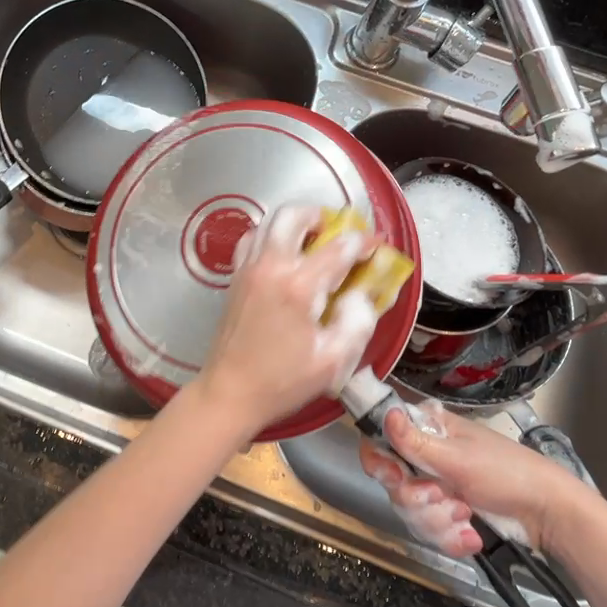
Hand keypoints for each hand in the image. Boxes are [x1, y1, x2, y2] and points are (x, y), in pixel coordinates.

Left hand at [191, 204, 381, 435]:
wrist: (229, 392)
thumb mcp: (334, 361)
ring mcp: (248, 267)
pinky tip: (283, 255)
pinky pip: (252, 237)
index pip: (338, 248)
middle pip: (295, 215)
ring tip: (314, 241)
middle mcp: (270, 265)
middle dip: (321, 216)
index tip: (376, 245)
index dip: (363, 242)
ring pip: (270, 220)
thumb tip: (363, 293)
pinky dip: (270, 235)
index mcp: (298, 286)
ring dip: (295, 222)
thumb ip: (357, 322)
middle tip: (338, 235)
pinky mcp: (235, 275)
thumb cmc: (283, 381)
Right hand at [359, 402, 592, 557]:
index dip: (380, 462)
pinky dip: (451, 538)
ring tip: (466, 518)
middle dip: (419, 500)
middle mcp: (427, 457)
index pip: (382, 440)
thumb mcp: (459, 458)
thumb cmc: (506, 473)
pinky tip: (471, 536)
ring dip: (438, 521)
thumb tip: (385, 414)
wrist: (548, 515)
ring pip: (411, 512)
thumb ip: (416, 442)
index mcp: (427, 430)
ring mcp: (438, 488)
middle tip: (443, 498)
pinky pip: (431, 532)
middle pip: (394, 484)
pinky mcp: (449, 515)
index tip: (394, 477)